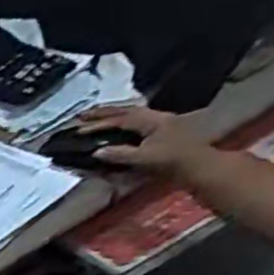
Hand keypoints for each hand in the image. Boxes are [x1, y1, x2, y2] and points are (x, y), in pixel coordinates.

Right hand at [76, 105, 214, 174]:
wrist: (194, 163)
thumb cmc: (169, 161)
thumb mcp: (142, 159)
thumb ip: (119, 154)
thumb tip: (96, 152)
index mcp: (155, 122)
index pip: (123, 120)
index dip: (100, 124)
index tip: (79, 130)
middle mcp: (158, 117)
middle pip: (128, 111)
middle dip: (104, 113)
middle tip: (81, 115)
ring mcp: (161, 120)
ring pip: (133, 112)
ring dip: (112, 113)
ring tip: (93, 115)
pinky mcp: (159, 127)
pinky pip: (136, 118)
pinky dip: (120, 117)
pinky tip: (113, 119)